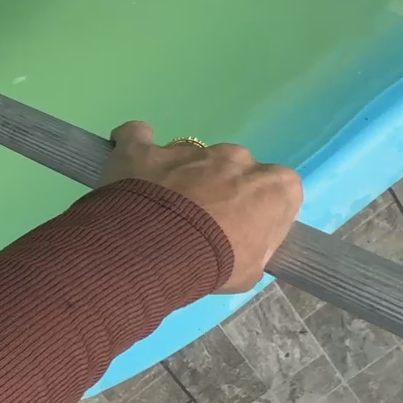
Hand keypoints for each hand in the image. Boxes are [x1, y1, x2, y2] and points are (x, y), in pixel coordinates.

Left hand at [101, 121, 302, 292]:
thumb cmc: (212, 262)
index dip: (247, 205)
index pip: (269, 188)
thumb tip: (242, 245)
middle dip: (208, 185)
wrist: (154, 249)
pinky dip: (130, 142)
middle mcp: (235, 159)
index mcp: (276, 186)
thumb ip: (253, 247)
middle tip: (186, 214)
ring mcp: (186, 150)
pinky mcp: (141, 149)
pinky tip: (126, 154)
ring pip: (183, 154)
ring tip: (150, 198)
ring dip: (171, 171)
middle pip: (226, 167)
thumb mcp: (251, 268)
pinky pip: (134, 134)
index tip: (230, 222)